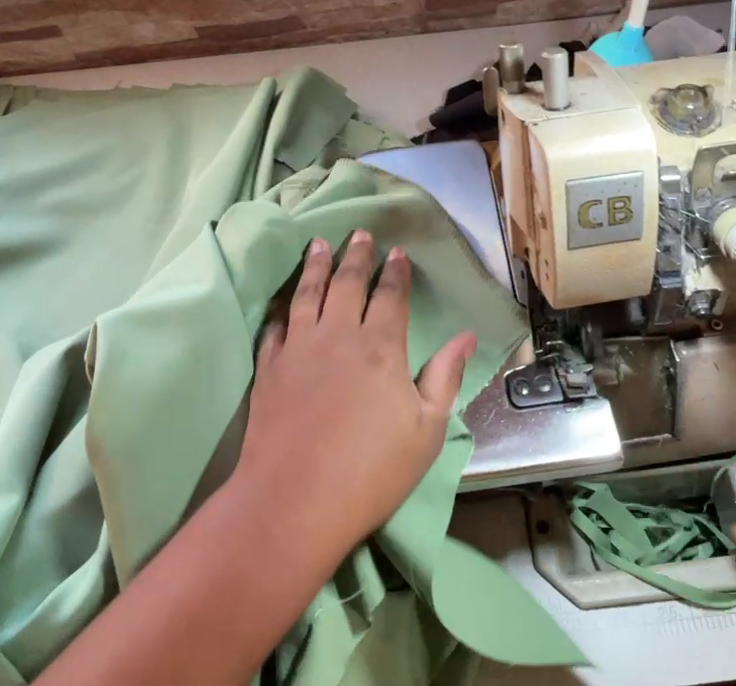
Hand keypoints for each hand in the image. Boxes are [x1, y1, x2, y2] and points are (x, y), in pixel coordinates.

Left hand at [233, 232, 477, 553]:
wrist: (294, 502)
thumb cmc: (371, 471)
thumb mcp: (426, 430)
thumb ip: (445, 377)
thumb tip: (465, 336)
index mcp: (381, 347)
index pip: (390, 296)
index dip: (395, 271)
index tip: (397, 252)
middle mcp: (338, 336)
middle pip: (348, 283)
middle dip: (357, 255)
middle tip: (360, 233)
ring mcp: (298, 349)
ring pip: (308, 293)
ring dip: (316, 265)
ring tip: (319, 244)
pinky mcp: (270, 368)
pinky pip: (277, 325)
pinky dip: (284, 306)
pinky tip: (286, 300)